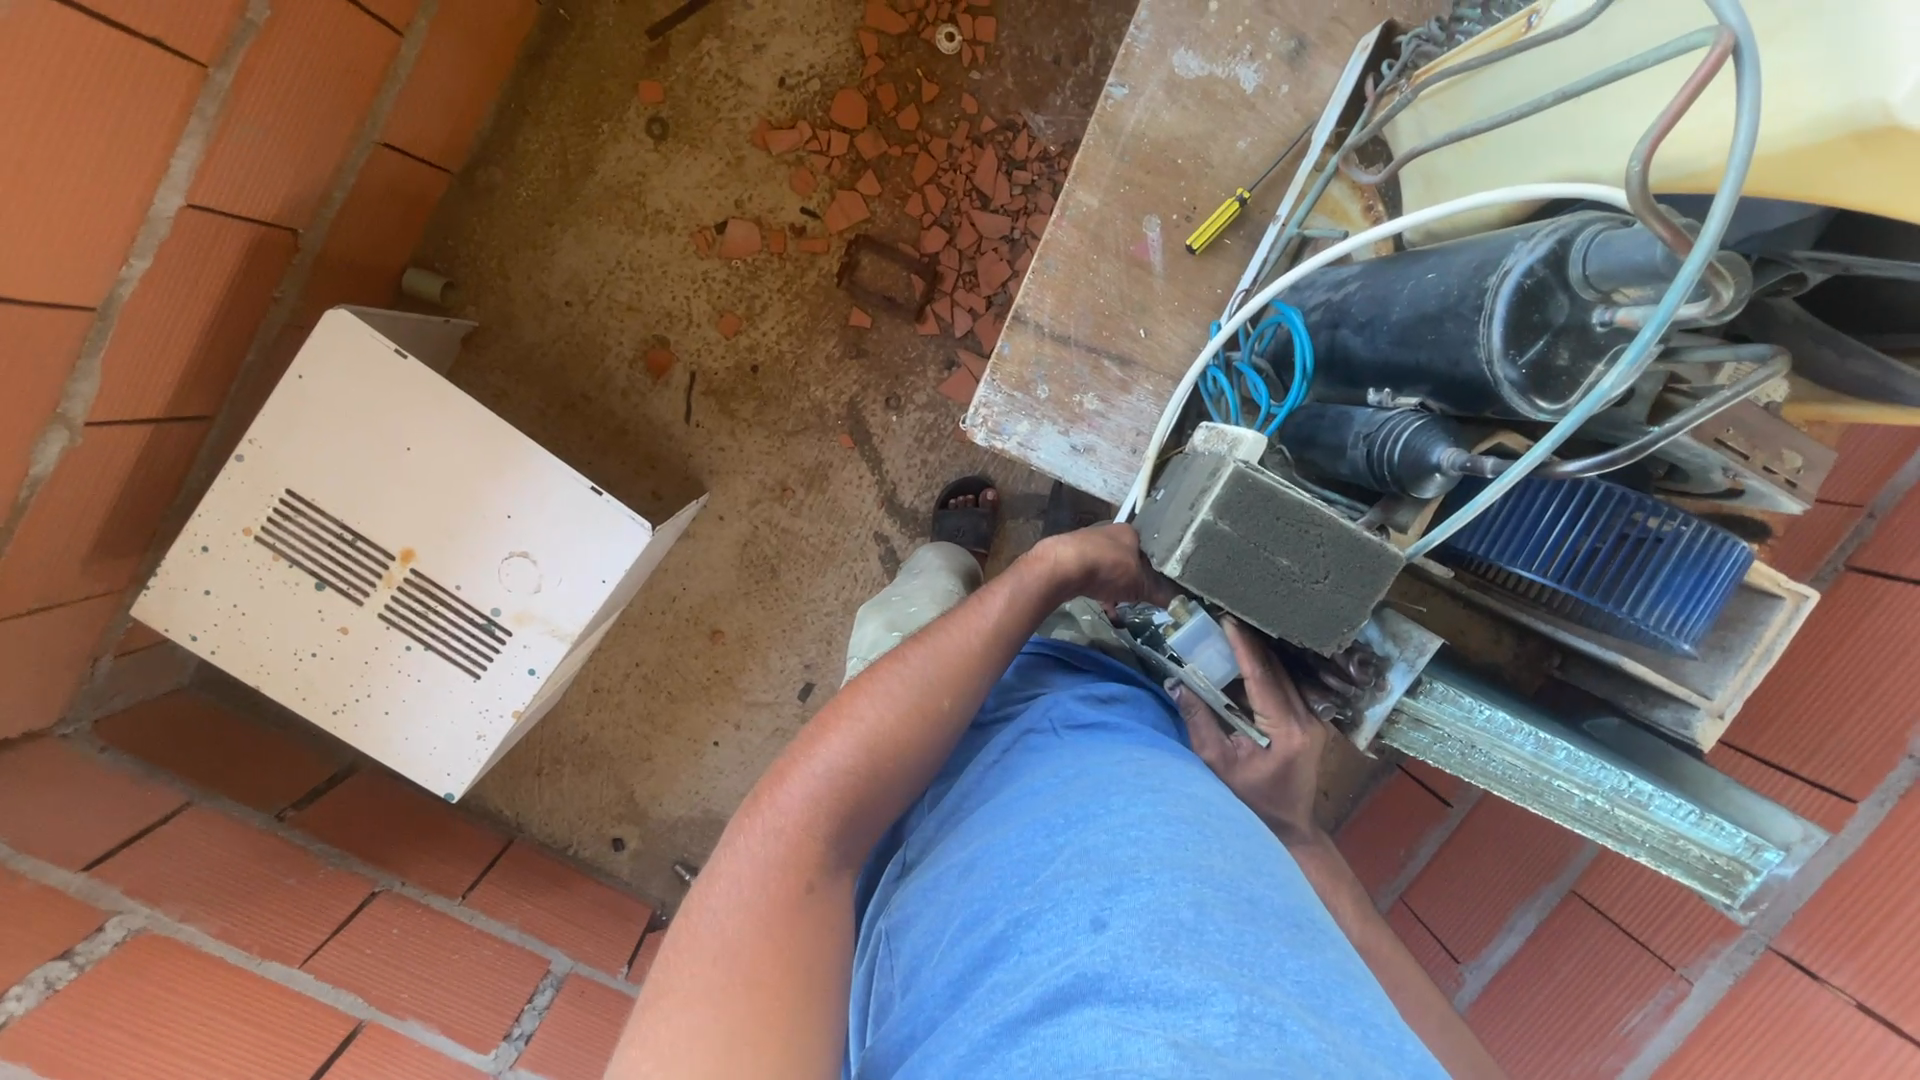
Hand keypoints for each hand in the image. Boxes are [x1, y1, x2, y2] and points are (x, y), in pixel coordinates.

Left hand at [1030, 524, 1155, 606]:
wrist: (1061, 567)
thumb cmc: (1108, 568)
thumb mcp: (1141, 584)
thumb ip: (1160, 593)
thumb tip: (1181, 603)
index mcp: (1129, 531)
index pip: (1150, 549)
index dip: (1155, 569)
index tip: (1158, 586)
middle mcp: (1108, 532)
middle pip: (1128, 559)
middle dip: (1133, 579)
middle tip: (1139, 597)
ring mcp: (1087, 543)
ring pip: (1108, 567)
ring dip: (1115, 585)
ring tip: (1120, 604)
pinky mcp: (1070, 557)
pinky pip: (1091, 575)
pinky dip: (1098, 589)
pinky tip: (1102, 605)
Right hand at [1173, 617, 1331, 846]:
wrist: (1289, 825)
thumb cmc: (1250, 799)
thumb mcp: (1217, 762)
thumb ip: (1198, 720)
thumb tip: (1176, 683)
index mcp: (1286, 729)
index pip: (1262, 675)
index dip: (1243, 646)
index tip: (1226, 620)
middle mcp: (1308, 719)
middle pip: (1277, 669)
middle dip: (1250, 643)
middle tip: (1224, 619)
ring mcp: (1315, 719)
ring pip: (1287, 673)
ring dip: (1260, 653)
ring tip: (1234, 632)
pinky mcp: (1313, 721)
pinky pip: (1291, 685)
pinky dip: (1268, 668)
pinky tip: (1251, 656)